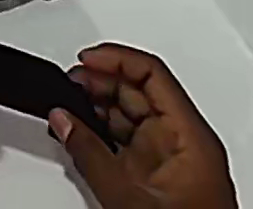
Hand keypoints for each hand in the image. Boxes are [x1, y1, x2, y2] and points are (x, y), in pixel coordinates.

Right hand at [50, 44, 235, 208]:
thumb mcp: (130, 200)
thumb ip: (91, 154)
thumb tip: (62, 118)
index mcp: (191, 138)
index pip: (151, 73)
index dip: (115, 58)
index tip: (84, 59)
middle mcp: (183, 143)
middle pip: (137, 89)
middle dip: (99, 82)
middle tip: (68, 85)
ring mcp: (169, 163)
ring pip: (127, 113)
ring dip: (95, 107)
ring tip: (68, 110)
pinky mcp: (156, 182)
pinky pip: (123, 140)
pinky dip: (99, 132)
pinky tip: (80, 135)